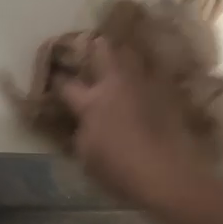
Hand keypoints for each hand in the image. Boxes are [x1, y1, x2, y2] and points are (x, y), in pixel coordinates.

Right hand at [57, 37, 222, 220]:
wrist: (169, 175)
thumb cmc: (122, 170)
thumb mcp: (88, 157)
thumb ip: (81, 132)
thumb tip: (83, 122)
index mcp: (91, 101)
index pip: (65, 84)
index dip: (56, 80)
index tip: (53, 79)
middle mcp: (115, 83)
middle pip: (100, 47)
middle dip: (91, 48)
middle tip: (88, 58)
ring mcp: (142, 84)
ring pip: (128, 53)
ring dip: (119, 57)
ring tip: (116, 67)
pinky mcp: (165, 92)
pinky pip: (150, 72)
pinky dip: (143, 75)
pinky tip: (141, 86)